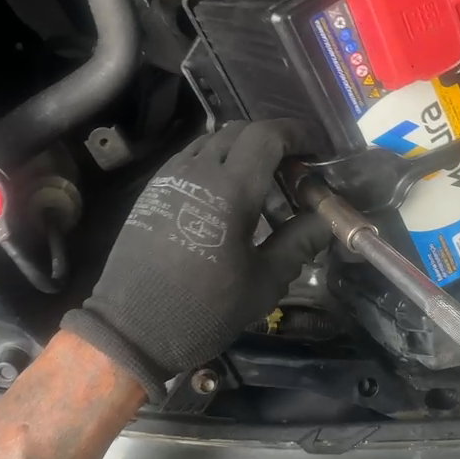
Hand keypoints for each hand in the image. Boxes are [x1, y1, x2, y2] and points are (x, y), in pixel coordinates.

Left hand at [62, 120, 328, 400]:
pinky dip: (214, 163)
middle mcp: (198, 171)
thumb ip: (298, 242)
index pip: (267, 135)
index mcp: (230, 189)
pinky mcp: (152, 191)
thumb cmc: (205, 308)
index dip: (297, 132)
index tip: (318, 148)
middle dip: (272, 140)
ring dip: (241, 150)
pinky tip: (225, 196)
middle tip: (294, 168)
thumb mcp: (263, 282)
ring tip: (261, 185)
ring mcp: (170, 177)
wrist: (134, 327)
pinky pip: (189, 159)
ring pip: (211, 141)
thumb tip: (326, 219)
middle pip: (240, 131)